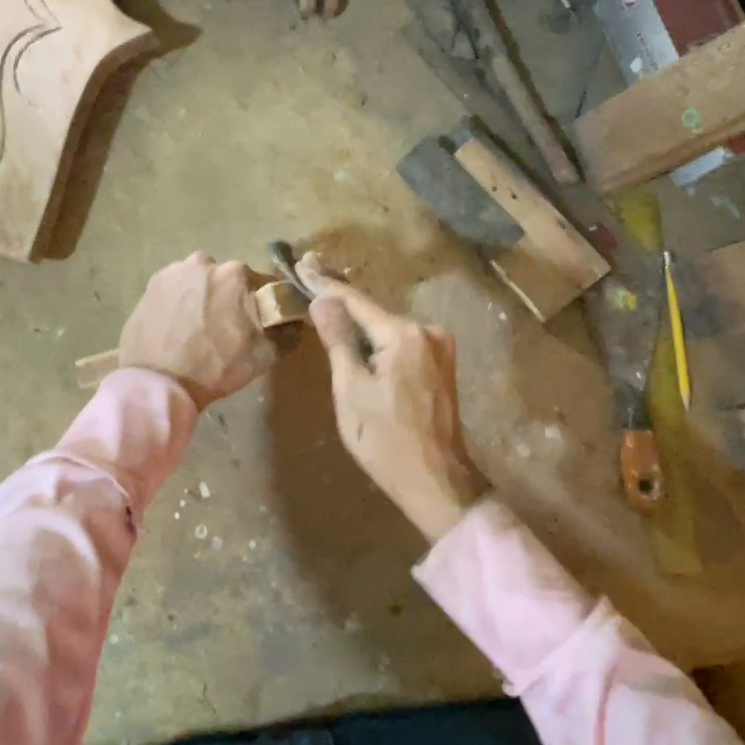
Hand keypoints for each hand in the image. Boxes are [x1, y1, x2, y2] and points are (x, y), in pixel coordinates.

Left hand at [118, 252, 276, 408]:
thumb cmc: (216, 368)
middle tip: (219, 323)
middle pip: (221, 276)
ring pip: (193, 279)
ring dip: (197, 294)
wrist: (160, 383)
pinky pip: (170, 289)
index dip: (254, 300)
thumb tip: (292, 322)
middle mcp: (203, 264)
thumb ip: (282, 332)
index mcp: (234, 275)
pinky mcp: (148, 287)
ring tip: (193, 324)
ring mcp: (171, 273)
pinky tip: (173, 325)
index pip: (254, 280)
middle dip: (223, 294)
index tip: (250, 318)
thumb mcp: (262, 356)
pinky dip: (174, 302)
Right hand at [298, 254, 484, 541]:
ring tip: (327, 304)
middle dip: (342, 301)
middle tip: (310, 275)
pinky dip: (378, 340)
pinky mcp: (442, 365)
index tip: (302, 264)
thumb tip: (323, 300)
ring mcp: (439, 348)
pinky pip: (401, 343)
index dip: (326, 285)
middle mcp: (427, 331)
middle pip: (374, 312)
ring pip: (387, 328)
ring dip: (359, 322)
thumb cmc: (386, 440)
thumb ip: (338, 340)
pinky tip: (357, 338)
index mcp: (404, 334)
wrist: (437, 481)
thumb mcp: (351, 390)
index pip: (356, 301)